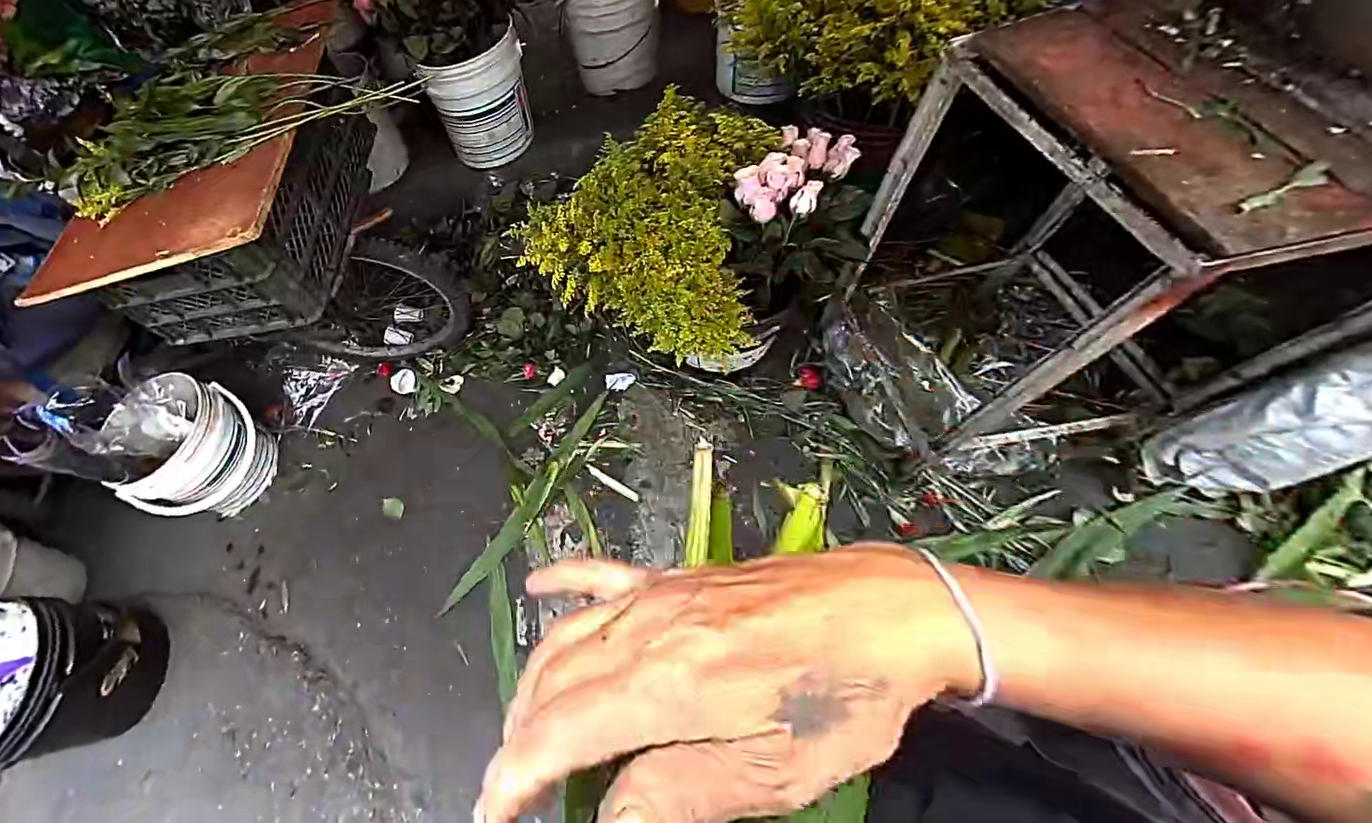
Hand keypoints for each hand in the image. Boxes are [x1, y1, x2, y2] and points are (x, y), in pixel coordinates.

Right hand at [476, 545, 980, 822]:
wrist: (879, 609)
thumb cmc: (838, 696)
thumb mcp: (773, 772)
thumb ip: (680, 792)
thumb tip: (609, 814)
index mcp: (667, 684)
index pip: (562, 729)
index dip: (517, 773)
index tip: (492, 807)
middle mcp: (646, 629)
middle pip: (555, 682)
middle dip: (520, 736)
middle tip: (511, 783)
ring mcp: (656, 593)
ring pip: (568, 635)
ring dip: (534, 682)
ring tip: (521, 725)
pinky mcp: (673, 575)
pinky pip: (600, 572)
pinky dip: (561, 581)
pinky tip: (536, 589)